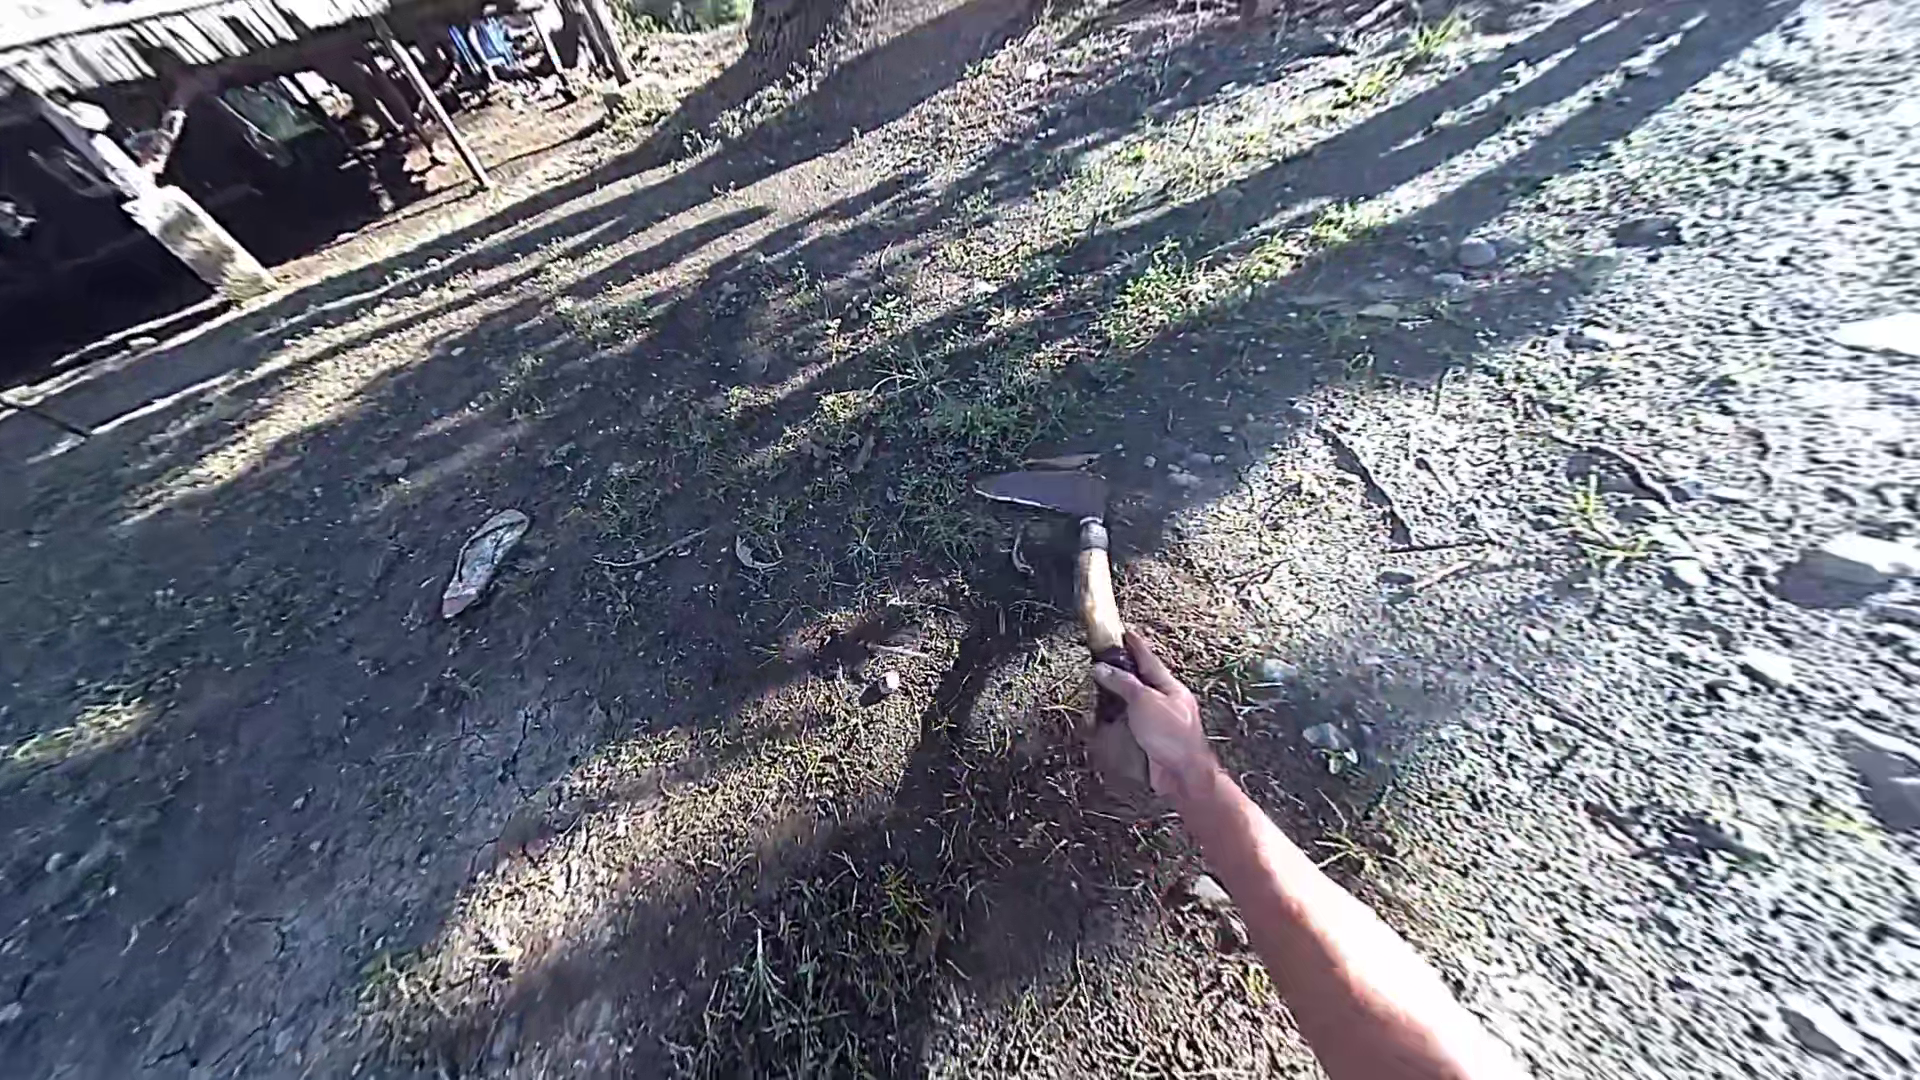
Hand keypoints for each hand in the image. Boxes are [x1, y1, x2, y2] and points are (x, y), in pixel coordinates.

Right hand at [1091, 630, 1219, 798]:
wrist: (1184, 776)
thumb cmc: (1171, 734)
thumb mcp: (1145, 701)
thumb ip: (1123, 683)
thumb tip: (1101, 668)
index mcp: (1169, 687)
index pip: (1148, 659)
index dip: (1135, 645)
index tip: (1124, 632)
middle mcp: (1165, 701)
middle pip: (1141, 680)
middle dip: (1125, 669)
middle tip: (1106, 657)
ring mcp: (1159, 721)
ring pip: (1134, 702)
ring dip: (1118, 695)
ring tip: (1101, 685)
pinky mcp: (1151, 739)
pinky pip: (1131, 722)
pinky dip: (1117, 717)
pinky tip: (1107, 717)